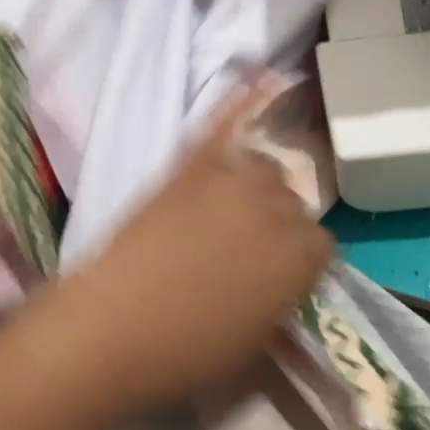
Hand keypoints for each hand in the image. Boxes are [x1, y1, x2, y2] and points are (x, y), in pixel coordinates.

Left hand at [60, 79, 334, 420]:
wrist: (109, 328)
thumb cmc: (184, 354)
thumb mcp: (253, 349)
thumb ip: (281, 306)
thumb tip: (283, 290)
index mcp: (302, 259)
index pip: (320, 246)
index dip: (294, 263)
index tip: (272, 278)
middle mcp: (279, 208)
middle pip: (292, 202)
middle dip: (276, 224)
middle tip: (241, 251)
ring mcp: (234, 178)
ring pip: (263, 167)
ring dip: (254, 186)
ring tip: (225, 209)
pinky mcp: (192, 164)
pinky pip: (225, 122)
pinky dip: (243, 100)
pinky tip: (260, 75)